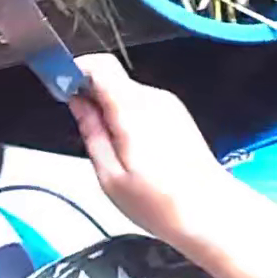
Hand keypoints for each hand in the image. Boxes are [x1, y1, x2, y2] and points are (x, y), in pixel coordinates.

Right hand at [69, 54, 239, 243]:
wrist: (211, 212)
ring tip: (115, 150)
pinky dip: (130, 117)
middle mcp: (153, 98)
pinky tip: (136, 150)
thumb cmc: (163, 203)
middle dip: (93, 96)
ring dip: (112, 109)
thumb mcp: (110, 176)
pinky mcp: (176, 112)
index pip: (100, 65)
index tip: (65, 88)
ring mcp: (168, 103)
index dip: (77, 71)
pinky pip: (144, 103)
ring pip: (127, 91)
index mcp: (132, 109)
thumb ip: (91, 131)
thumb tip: (77, 103)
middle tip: (87, 129)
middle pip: (112, 78)